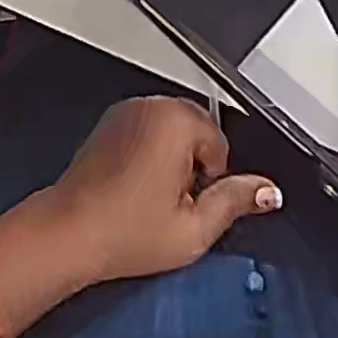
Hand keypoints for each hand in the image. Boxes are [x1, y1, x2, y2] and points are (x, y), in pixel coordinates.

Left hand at [44, 97, 282, 282]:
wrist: (67, 232)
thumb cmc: (126, 231)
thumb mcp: (193, 229)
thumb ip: (236, 201)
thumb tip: (270, 191)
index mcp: (179, 121)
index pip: (220, 146)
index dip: (208, 182)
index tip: (185, 205)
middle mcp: (156, 105)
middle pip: (198, 131)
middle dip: (191, 164)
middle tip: (168, 203)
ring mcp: (132, 109)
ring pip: (174, 129)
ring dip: (171, 156)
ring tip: (148, 194)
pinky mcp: (113, 118)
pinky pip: (149, 127)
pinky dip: (149, 149)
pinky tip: (134, 181)